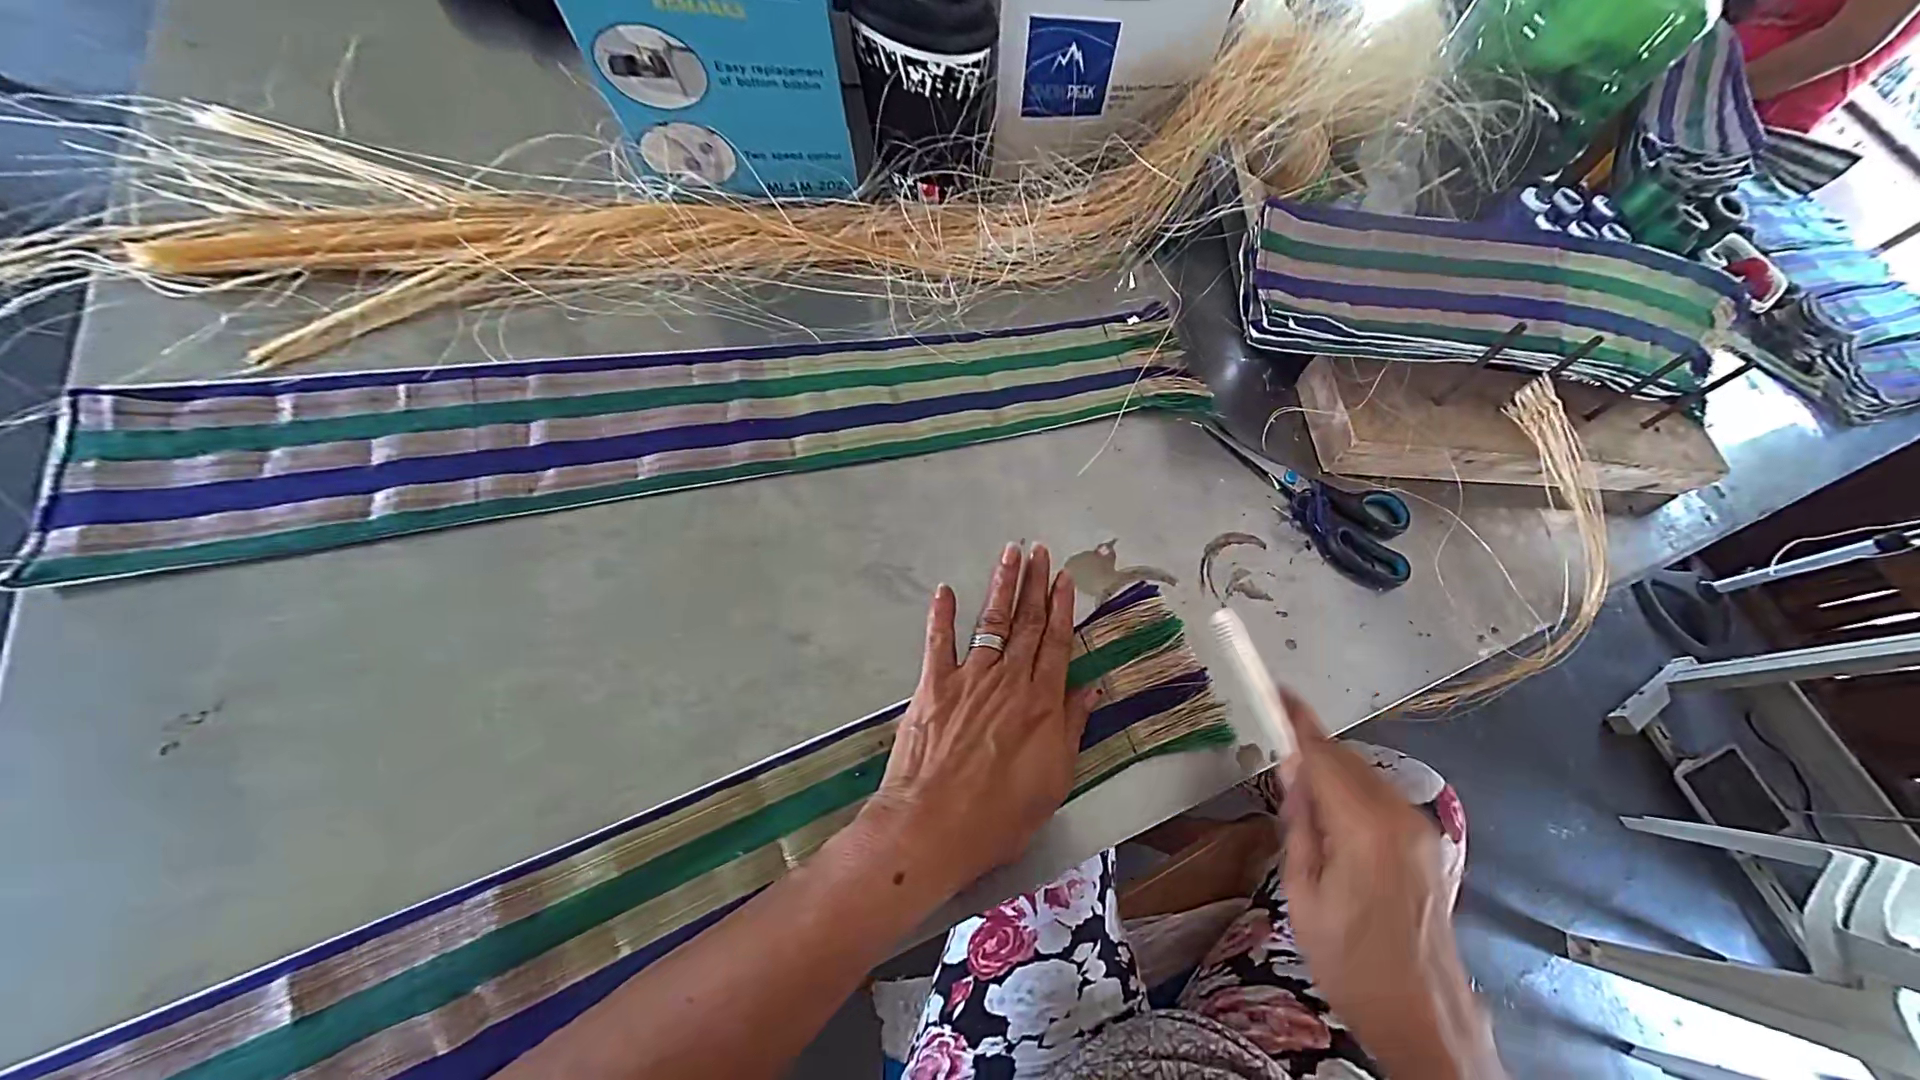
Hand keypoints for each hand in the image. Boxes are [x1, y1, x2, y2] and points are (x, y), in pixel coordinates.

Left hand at [855, 543, 1096, 899]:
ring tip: (1010, 554)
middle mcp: (1008, 681)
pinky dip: (941, 615)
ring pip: (991, 623)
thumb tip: (1089, 689)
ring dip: (1002, 586)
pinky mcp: (933, 687)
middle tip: (1040, 551)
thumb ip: (1070, 728)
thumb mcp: (1053, 780)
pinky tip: (945, 590)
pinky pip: (938, 643)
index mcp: (1041, 703)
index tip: (1063, 579)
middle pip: (1027, 624)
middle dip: (1035, 584)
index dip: (1061, 608)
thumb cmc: (999, 815)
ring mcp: (969, 679)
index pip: (1056, 643)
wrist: (934, 826)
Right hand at [1279, 690, 1503, 1079]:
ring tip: (1291, 773)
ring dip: (1327, 765)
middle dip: (1307, 743)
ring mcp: (1421, 829)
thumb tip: (1290, 772)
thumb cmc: (1350, 962)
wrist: (1426, 1019)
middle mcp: (1400, 818)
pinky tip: (1326, 803)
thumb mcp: (1302, 893)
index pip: (1323, 755)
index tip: (1274, 690)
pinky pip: (1379, 795)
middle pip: (1345, 759)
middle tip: (1268, 734)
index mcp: (1365, 829)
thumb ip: (1298, 825)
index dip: (1296, 720)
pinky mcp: (1428, 843)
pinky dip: (1348, 785)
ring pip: (1363, 774)